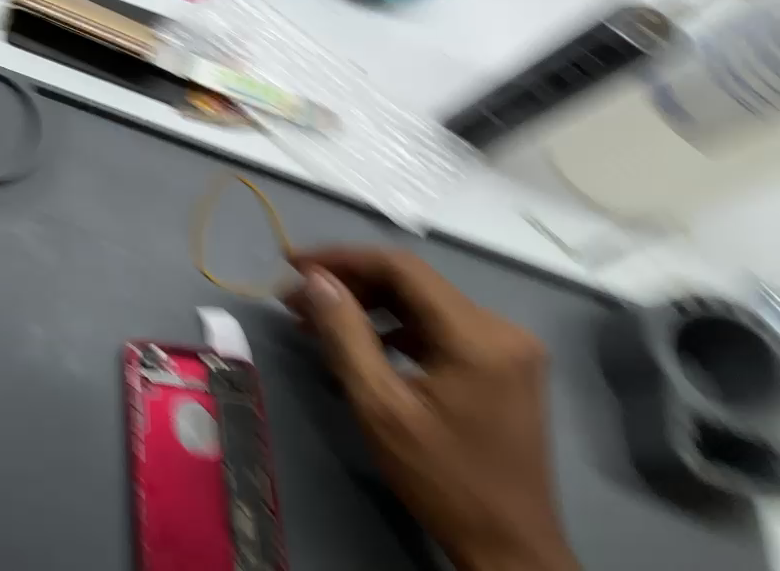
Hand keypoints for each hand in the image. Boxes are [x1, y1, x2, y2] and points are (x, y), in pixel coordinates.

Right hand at [284, 248, 577, 570]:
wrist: (509, 545)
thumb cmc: (440, 476)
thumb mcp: (380, 405)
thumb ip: (345, 334)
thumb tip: (313, 279)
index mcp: (479, 336)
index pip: (400, 268)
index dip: (340, 258)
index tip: (290, 265)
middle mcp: (502, 330)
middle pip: (411, 282)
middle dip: (347, 283)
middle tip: (293, 297)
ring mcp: (507, 349)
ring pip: (420, 302)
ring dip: (365, 304)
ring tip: (313, 319)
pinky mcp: (501, 366)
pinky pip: (436, 326)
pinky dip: (391, 326)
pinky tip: (357, 342)